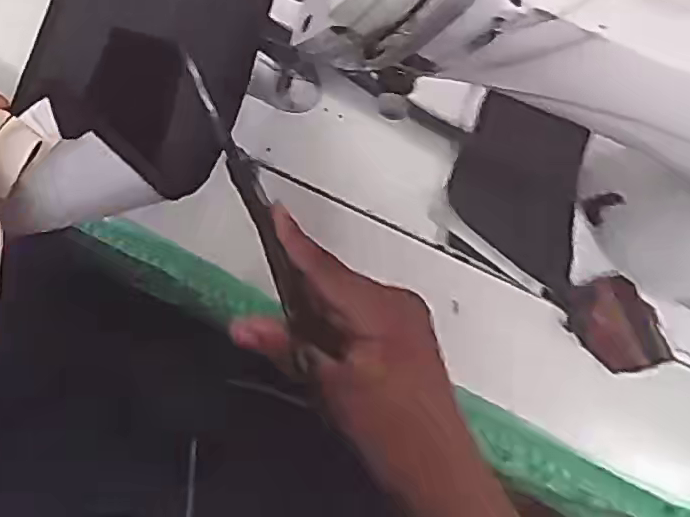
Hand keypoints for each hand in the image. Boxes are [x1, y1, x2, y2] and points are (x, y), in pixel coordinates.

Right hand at [231, 207, 514, 516]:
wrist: (444, 479)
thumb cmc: (399, 437)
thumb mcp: (330, 388)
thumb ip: (284, 346)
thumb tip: (245, 325)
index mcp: (383, 309)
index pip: (325, 267)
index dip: (293, 240)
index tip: (275, 211)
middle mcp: (398, 303)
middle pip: (329, 283)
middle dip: (300, 299)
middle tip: (278, 326)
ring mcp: (404, 316)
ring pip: (340, 298)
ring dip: (318, 315)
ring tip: (316, 358)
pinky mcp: (403, 330)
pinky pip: (355, 311)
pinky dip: (335, 325)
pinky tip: (331, 356)